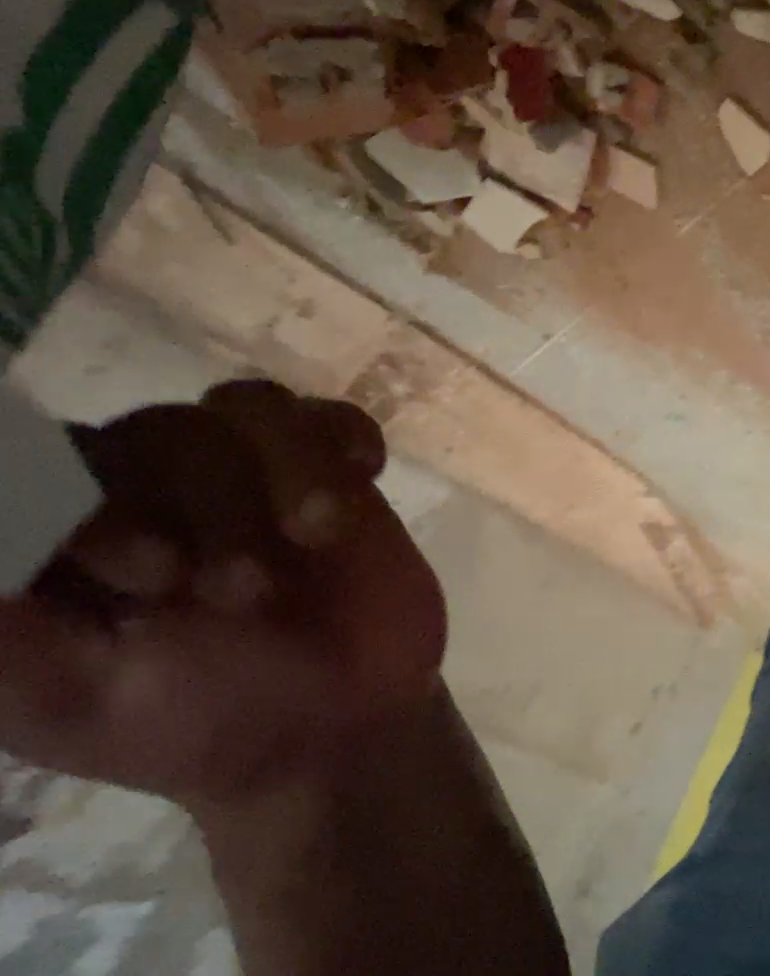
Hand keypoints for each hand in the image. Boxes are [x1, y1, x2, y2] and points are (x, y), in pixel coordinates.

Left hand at [0, 380, 446, 815]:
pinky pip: (326, 414)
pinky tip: (361, 473)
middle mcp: (139, 493)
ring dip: (290, 471)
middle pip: (157, 431)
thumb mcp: (58, 692)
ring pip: (245, 410)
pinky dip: (342, 436)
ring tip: (318, 538)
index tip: (157, 575)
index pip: (42, 461)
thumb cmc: (202, 721)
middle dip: (212, 507)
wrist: (344, 724)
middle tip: (245, 592)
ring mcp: (241, 478)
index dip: (100, 501)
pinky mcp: (326, 475)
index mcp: (55, 538)